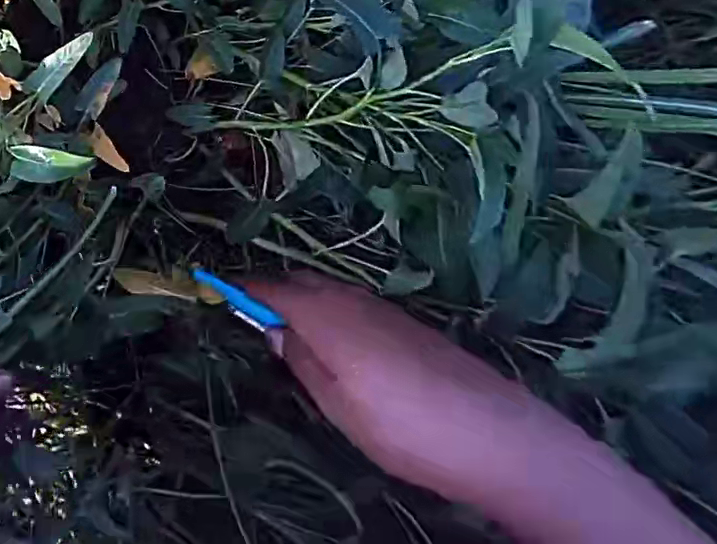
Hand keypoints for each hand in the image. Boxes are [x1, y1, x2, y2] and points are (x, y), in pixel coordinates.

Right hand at [249, 273, 707, 543]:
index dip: (239, 288)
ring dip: (300, 299)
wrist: (500, 436)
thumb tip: (272, 330)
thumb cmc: (403, 426)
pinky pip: (348, 300)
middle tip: (253, 319)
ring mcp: (378, 304)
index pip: (268, 287)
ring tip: (291, 334)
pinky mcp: (402, 319)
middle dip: (270, 291)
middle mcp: (346, 296)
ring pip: (324, 288)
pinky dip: (328, 309)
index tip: (216, 290)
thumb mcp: (337, 405)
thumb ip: (299, 361)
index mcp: (321, 312)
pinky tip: (337, 343)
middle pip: (296, 279)